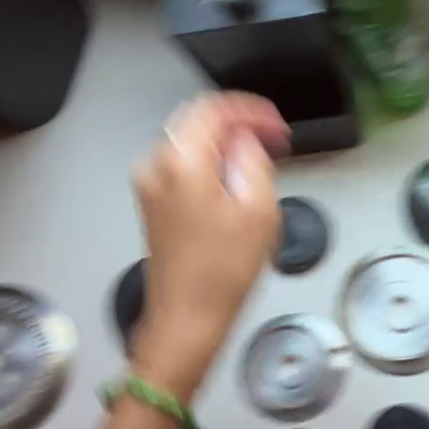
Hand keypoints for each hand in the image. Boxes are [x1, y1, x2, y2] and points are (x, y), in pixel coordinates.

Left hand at [131, 93, 288, 398]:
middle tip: (274, 141)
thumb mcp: (258, 210)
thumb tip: (246, 143)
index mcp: (182, 160)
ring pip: (190, 145)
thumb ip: (253, 162)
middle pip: (197, 124)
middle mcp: (156, 164)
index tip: (278, 125)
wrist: (187, 318)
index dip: (250, 110)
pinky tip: (235, 183)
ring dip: (225, 146)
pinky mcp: (152, 205)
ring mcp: (150, 185)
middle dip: (238, 125)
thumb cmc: (226, 269)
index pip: (213, 110)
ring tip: (260, 163)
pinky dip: (211, 165)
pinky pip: (183, 168)